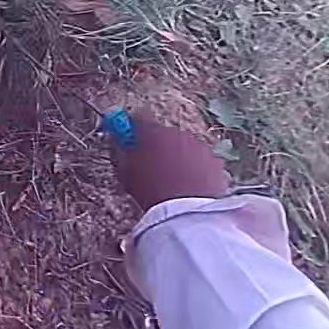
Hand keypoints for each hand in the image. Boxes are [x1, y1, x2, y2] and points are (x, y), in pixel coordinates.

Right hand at [111, 115, 230, 209]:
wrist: (186, 212)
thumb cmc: (150, 191)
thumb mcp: (124, 173)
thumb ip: (118, 151)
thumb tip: (115, 140)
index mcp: (152, 132)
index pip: (138, 116)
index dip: (133, 127)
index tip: (129, 137)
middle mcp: (176, 132)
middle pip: (162, 132)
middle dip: (157, 144)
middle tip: (152, 164)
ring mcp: (197, 145)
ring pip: (182, 145)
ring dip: (176, 155)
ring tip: (172, 179)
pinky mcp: (213, 159)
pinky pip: (199, 158)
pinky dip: (194, 166)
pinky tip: (188, 184)